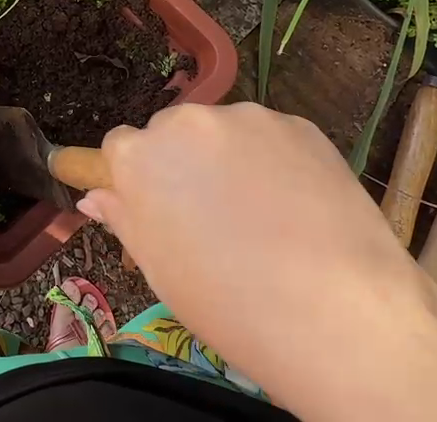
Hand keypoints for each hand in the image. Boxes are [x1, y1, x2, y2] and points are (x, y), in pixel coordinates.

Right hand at [78, 102, 436, 421]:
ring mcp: (246, 119)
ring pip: (225, 132)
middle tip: (213, 218)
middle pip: (172, 133)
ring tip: (265, 217)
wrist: (341, 319)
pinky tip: (299, 210)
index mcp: (138, 155)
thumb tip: (95, 197)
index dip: (138, 180)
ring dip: (231, 159)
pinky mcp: (300, 125)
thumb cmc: (229, 304)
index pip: (120, 147)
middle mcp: (185, 122)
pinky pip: (273, 138)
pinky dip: (278, 163)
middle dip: (184, 163)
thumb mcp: (160, 270)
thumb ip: (124, 220)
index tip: (160, 210)